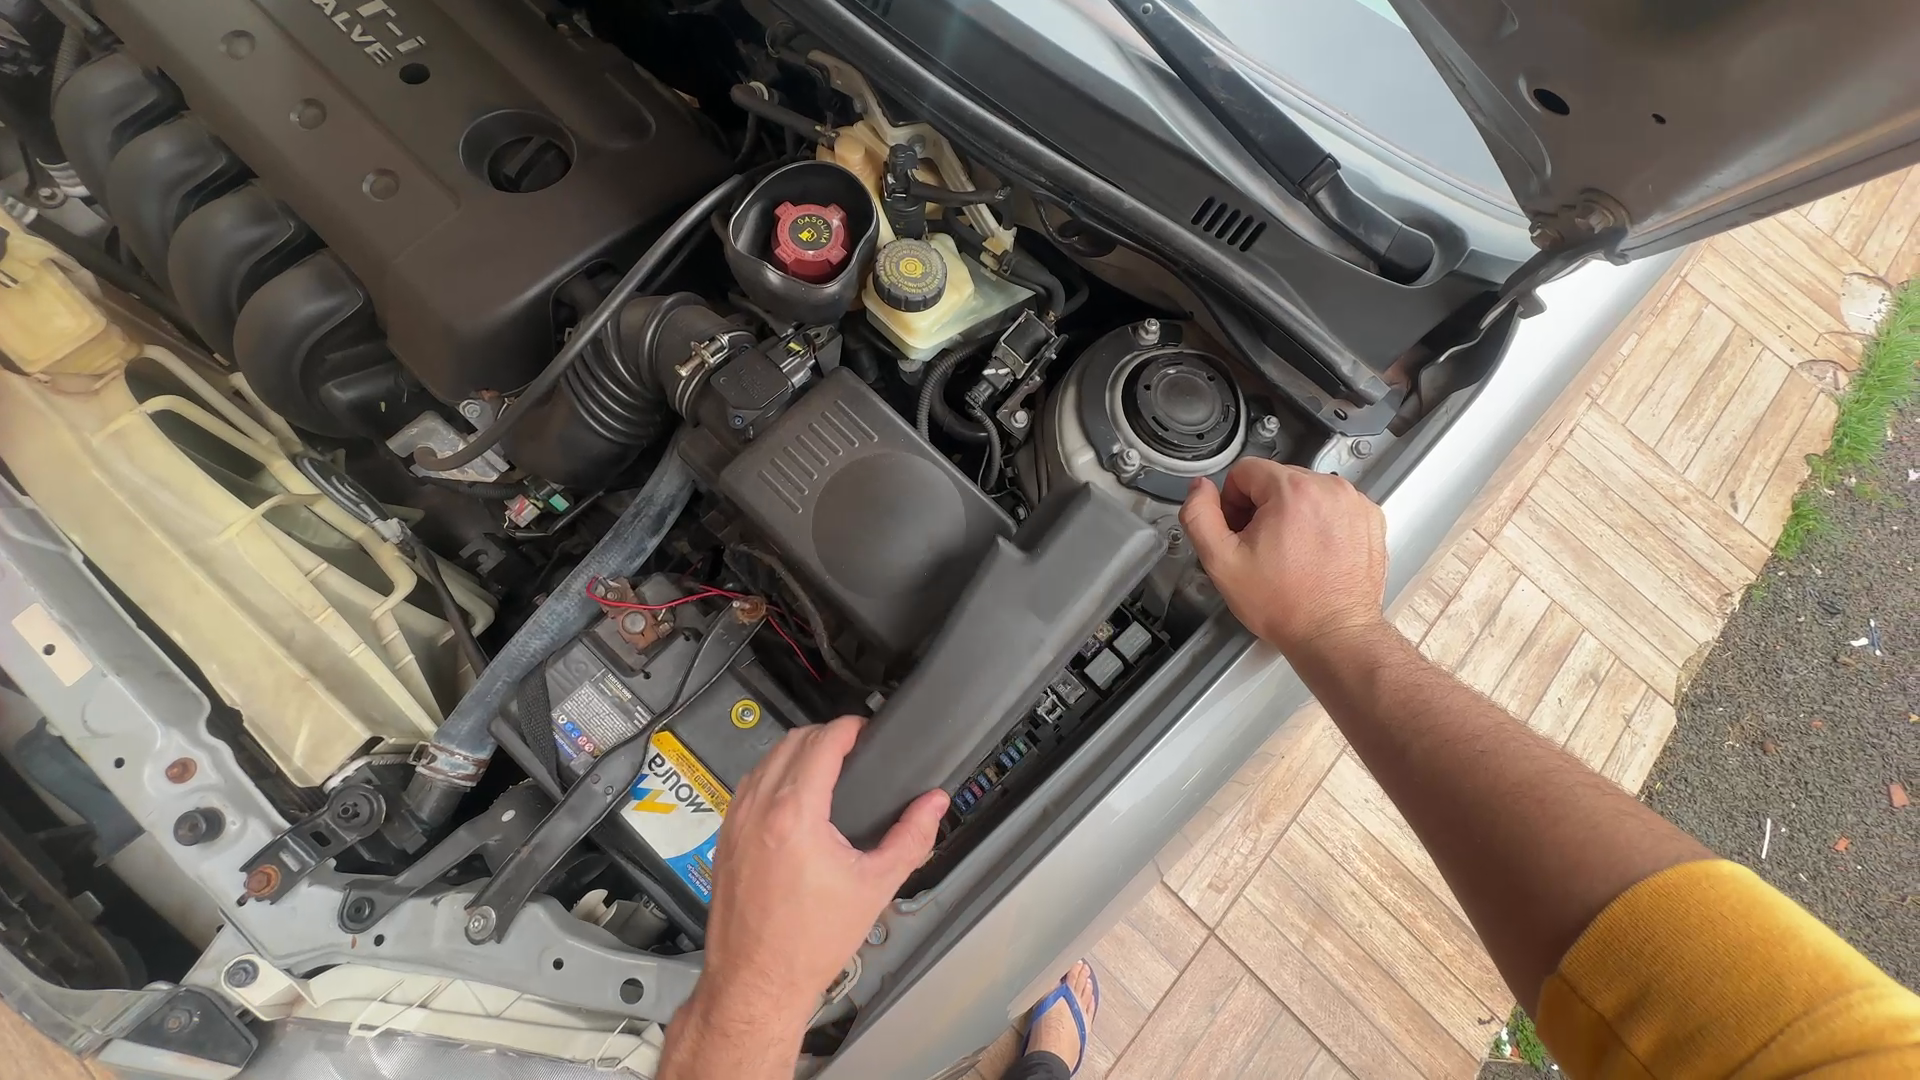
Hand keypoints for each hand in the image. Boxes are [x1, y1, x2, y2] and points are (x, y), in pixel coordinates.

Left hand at [697, 716, 946, 1034]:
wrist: (756, 984)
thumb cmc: (808, 943)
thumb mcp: (875, 887)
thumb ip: (911, 838)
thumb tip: (933, 804)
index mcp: (795, 815)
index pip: (821, 742)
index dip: (848, 727)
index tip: (865, 731)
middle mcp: (758, 809)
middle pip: (793, 740)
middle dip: (826, 735)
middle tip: (853, 749)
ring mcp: (735, 821)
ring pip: (766, 757)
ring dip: (797, 750)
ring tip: (827, 766)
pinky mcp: (724, 836)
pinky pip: (748, 783)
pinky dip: (773, 772)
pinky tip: (794, 792)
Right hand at [1180, 458, 1387, 655]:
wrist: (1333, 634)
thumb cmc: (1283, 604)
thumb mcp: (1220, 561)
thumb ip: (1199, 516)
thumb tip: (1199, 489)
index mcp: (1291, 491)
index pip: (1244, 470)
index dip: (1231, 502)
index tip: (1239, 532)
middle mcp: (1329, 488)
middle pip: (1275, 479)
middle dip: (1260, 507)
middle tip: (1260, 547)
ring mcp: (1354, 503)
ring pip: (1304, 490)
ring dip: (1290, 513)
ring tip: (1288, 553)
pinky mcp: (1370, 519)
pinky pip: (1331, 505)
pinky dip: (1318, 522)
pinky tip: (1312, 553)